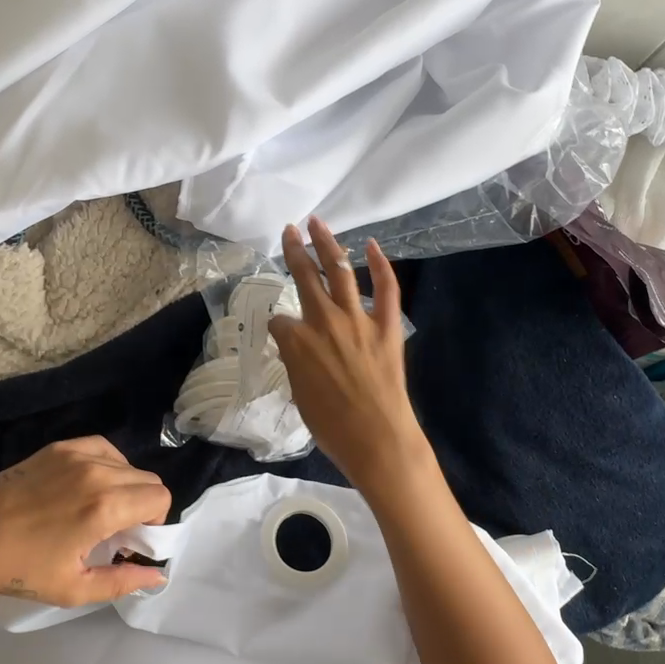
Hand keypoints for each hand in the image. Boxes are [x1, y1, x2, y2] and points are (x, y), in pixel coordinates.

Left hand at [0, 436, 170, 605]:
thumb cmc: (20, 570)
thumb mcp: (74, 589)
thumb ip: (122, 581)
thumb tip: (157, 574)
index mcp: (104, 506)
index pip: (160, 498)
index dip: (154, 522)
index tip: (131, 541)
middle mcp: (96, 472)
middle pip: (148, 478)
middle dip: (143, 505)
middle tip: (116, 531)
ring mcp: (75, 454)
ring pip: (126, 463)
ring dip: (125, 486)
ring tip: (98, 510)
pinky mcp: (57, 447)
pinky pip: (101, 448)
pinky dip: (106, 465)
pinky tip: (87, 487)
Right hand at [270, 218, 430, 489]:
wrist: (377, 440)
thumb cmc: (331, 426)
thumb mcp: (298, 393)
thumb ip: (294, 361)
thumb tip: (294, 344)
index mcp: (296, 340)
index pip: (280, 320)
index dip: (278, 326)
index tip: (280, 333)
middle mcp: (323, 321)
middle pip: (304, 276)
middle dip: (294, 250)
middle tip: (289, 230)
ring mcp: (357, 320)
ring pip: (339, 271)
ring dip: (328, 244)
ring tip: (318, 223)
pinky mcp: (386, 326)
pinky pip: (385, 289)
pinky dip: (380, 265)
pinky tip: (372, 245)